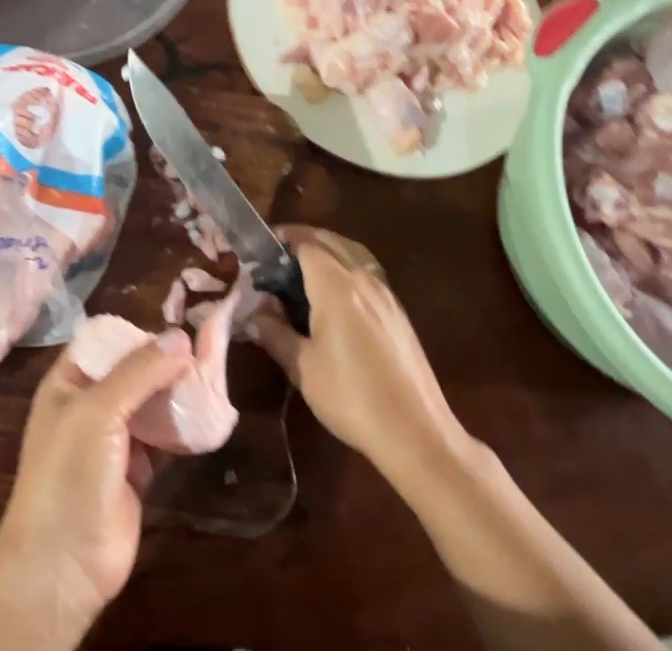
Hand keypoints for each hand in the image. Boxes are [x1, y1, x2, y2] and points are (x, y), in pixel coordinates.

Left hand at [0, 329, 194, 626]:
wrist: (63, 563)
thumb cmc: (69, 475)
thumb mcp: (97, 412)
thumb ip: (139, 372)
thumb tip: (181, 336)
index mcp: (68, 383)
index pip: (105, 341)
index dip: (140, 333)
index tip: (181, 327)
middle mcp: (89, 404)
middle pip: (134, 371)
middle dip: (168, 363)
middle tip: (211, 352)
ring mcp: (113, 438)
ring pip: (153, 402)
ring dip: (180, 394)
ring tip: (216, 379)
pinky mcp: (137, 469)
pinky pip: (165, 436)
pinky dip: (185, 427)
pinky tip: (210, 416)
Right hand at [248, 225, 463, 466]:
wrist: (414, 431)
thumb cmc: (351, 397)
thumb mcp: (302, 368)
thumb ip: (276, 333)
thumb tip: (256, 313)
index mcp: (337, 288)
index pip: (307, 246)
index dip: (282, 241)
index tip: (259, 250)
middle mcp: (365, 281)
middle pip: (333, 243)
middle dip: (304, 240)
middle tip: (276, 254)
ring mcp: (387, 296)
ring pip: (355, 255)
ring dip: (328, 250)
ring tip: (303, 267)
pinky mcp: (398, 314)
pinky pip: (369, 273)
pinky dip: (347, 267)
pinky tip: (335, 293)